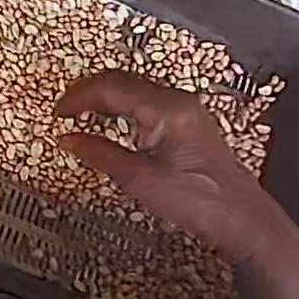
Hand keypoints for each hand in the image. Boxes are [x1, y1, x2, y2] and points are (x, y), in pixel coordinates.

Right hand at [55, 71, 296, 264]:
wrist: (241, 218)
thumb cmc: (194, 201)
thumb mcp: (138, 179)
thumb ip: (100, 154)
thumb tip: (68, 139)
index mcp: (165, 109)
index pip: (110, 89)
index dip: (78, 98)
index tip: (57, 112)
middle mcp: (176, 100)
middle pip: (122, 81)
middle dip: (88, 92)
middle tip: (63, 110)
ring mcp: (184, 108)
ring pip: (133, 88)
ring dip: (104, 97)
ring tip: (79, 114)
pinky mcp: (187, 120)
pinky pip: (146, 100)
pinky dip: (121, 106)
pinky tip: (109, 121)